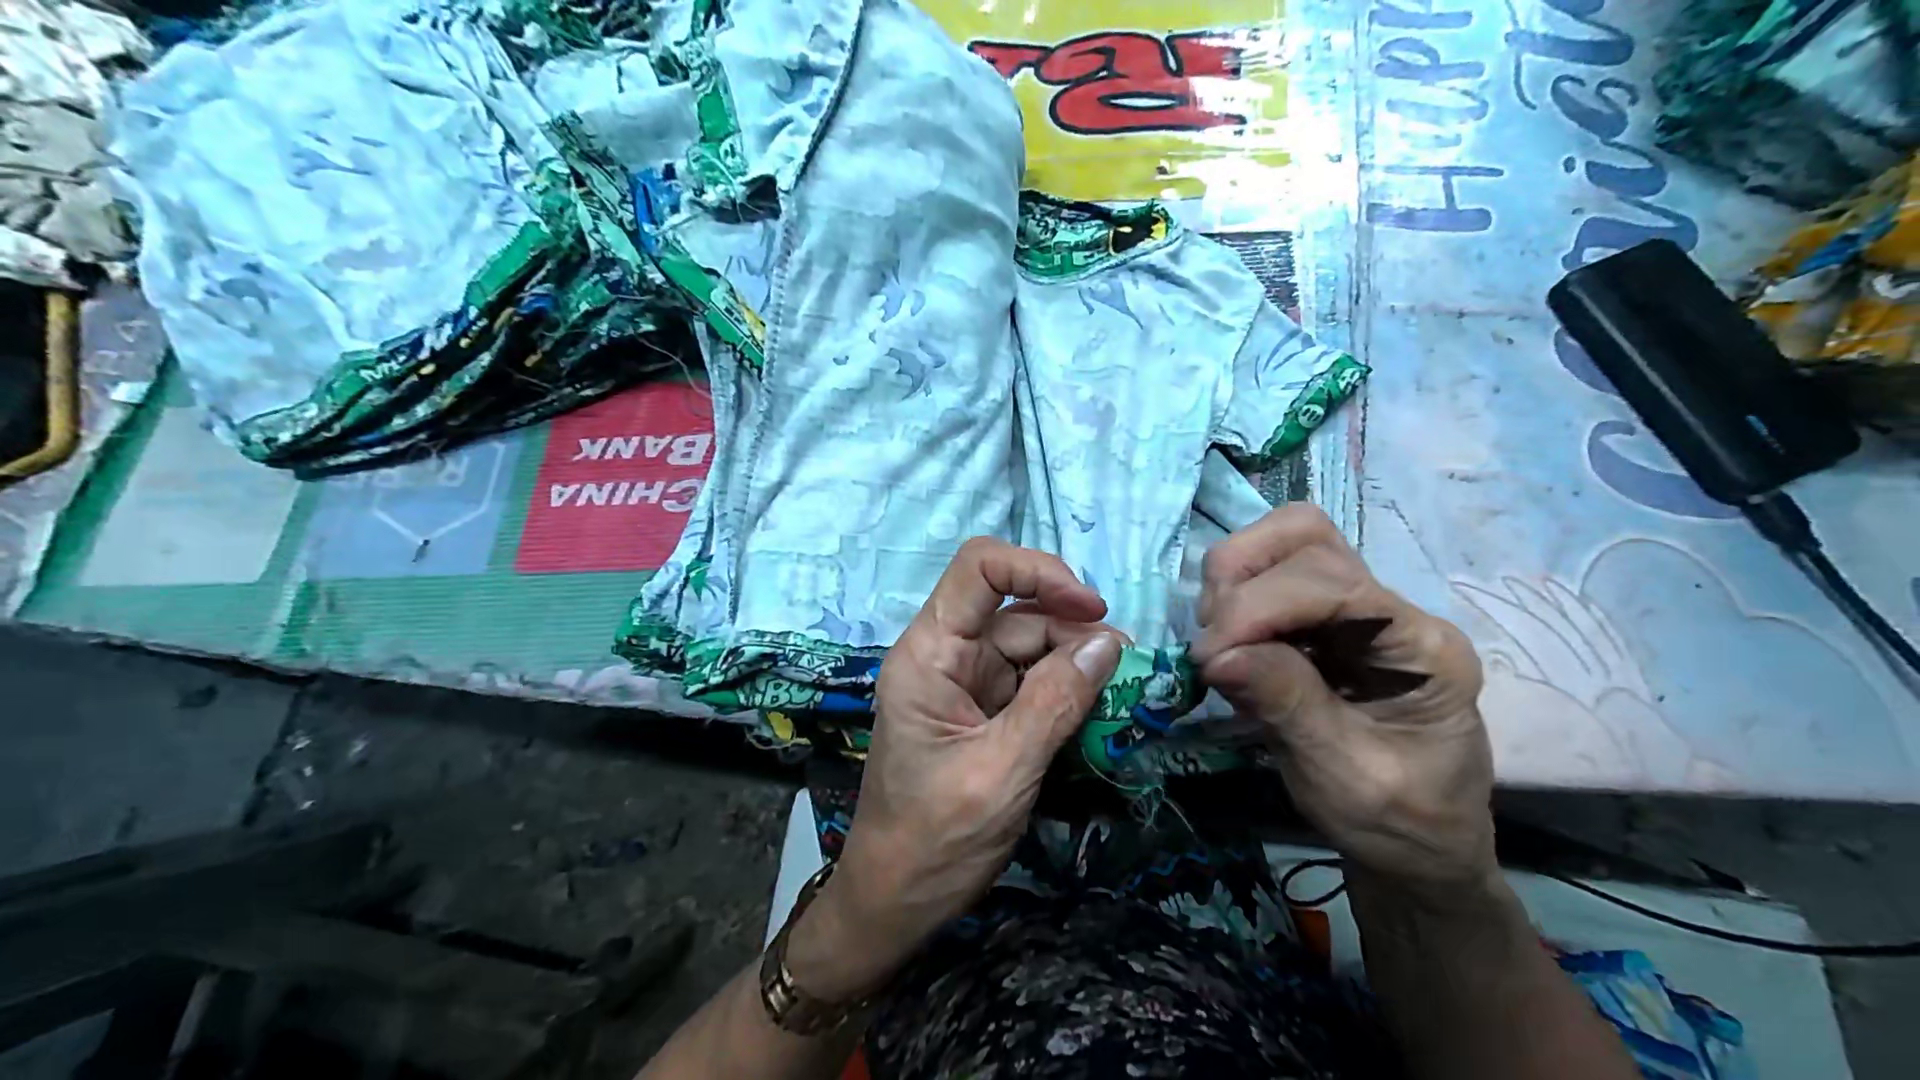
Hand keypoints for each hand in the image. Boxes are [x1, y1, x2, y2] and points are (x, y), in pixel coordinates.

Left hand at [787, 537, 1122, 998]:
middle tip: (1122, 672)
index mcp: (930, 654)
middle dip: (1071, 632)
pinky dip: (1064, 691)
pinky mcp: (982, 712)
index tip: (1090, 608)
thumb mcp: (1003, 769)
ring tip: (1114, 698)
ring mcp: (964, 684)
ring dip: (1074, 664)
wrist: (895, 903)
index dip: (1037, 570)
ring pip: (1030, 647)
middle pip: (1015, 611)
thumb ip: (1056, 701)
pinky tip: (1093, 714)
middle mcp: (945, 655)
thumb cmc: (935, 839)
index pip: (979, 569)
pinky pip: (1030, 682)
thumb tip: (1108, 642)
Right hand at [1193, 506, 1494, 894]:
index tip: (1210, 659)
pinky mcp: (1320, 618)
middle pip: (1305, 538)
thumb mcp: (1346, 777)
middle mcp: (1390, 609)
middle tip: (1213, 648)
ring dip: (1232, 580)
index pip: (1332, 583)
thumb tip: (1216, 654)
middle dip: (1240, 582)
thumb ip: (1288, 706)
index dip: (1259, 607)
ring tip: (1219, 644)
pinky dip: (1232, 597)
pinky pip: (1267, 574)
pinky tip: (1229, 646)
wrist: (1418, 846)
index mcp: (1422, 647)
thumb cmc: (1398, 820)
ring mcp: (1354, 608)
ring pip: (1282, 542)